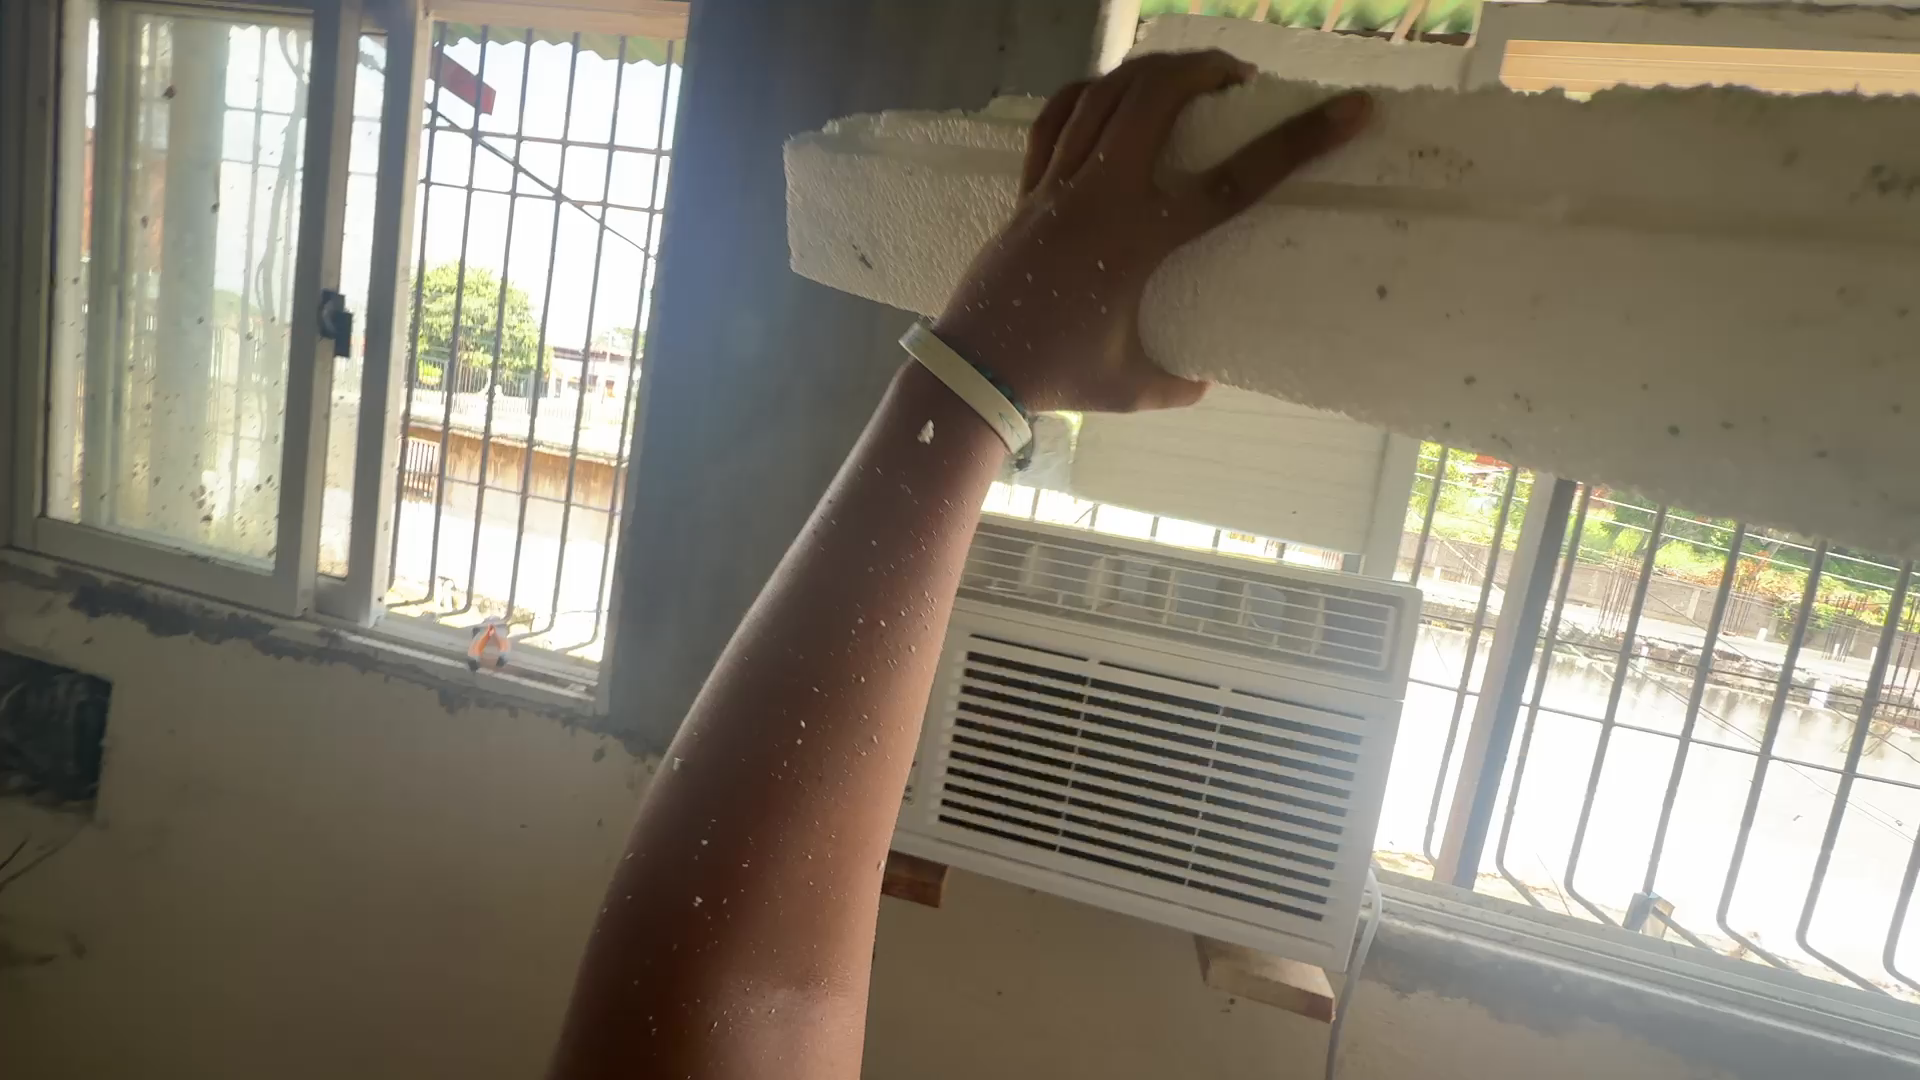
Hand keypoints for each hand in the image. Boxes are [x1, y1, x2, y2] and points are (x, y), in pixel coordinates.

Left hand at [932, 50, 1371, 414]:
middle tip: (1234, 82)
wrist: (975, 369)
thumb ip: (1176, 385)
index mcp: (1138, 241)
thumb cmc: (1054, 377)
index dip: (1298, 143)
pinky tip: (1103, 93)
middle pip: (1158, 97)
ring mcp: (1057, 188)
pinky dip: (1083, 94)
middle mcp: (1100, 197)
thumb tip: (1205, 381)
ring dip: (1150, 71)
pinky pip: (1053, 123)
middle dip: (1206, 68)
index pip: (1233, 182)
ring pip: (1105, 96)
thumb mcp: (1128, 388)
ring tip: (1179, 76)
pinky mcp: (1026, 192)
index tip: (1349, 110)